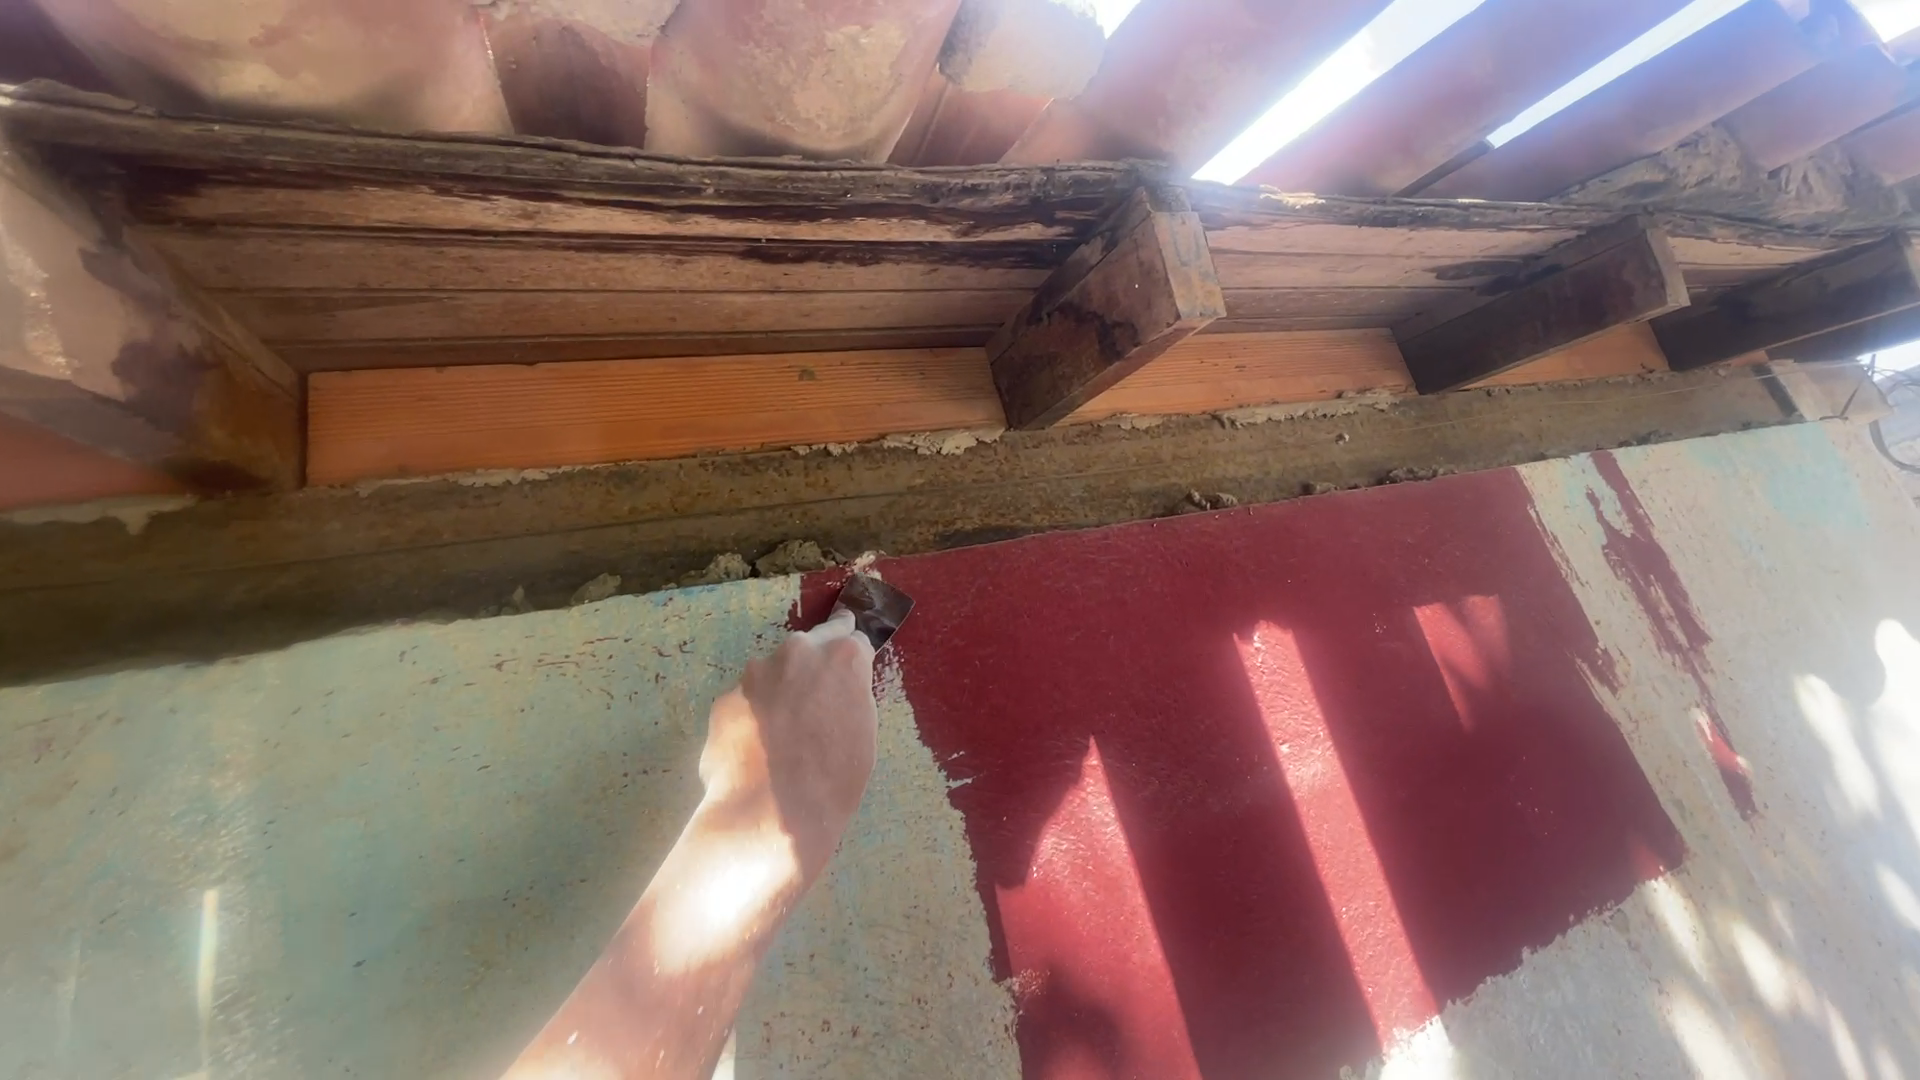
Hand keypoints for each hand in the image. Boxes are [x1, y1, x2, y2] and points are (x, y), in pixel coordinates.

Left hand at [698, 608, 878, 877]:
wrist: (770, 815)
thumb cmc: (835, 779)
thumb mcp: (864, 731)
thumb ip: (849, 694)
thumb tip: (836, 690)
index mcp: (842, 657)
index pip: (851, 637)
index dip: (850, 654)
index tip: (848, 662)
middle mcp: (798, 652)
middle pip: (810, 645)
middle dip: (813, 664)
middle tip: (817, 698)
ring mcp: (756, 673)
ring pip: (773, 673)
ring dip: (779, 691)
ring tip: (783, 737)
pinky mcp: (725, 699)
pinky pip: (746, 702)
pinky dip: (752, 718)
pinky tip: (756, 751)